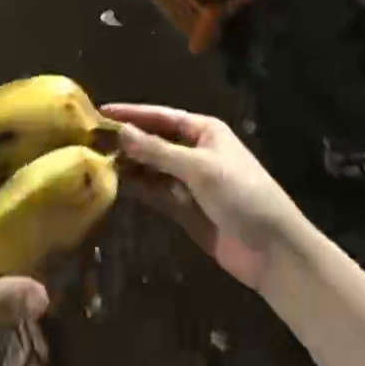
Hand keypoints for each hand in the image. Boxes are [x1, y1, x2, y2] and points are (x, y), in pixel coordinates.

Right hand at [105, 104, 306, 295]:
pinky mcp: (183, 208)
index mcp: (203, 131)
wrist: (275, 253)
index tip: (100, 111)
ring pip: (150, 166)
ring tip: (94, 160)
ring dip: (128, 164)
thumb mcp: (199, 167)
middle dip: (125, 139)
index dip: (131, 113)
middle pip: (152, 140)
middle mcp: (193, 151)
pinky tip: (113, 184)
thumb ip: (157, 151)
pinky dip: (136, 187)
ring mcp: (187, 180)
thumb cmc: (242, 195)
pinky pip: (154, 191)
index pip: (160, 116)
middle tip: (89, 137)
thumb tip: (119, 131)